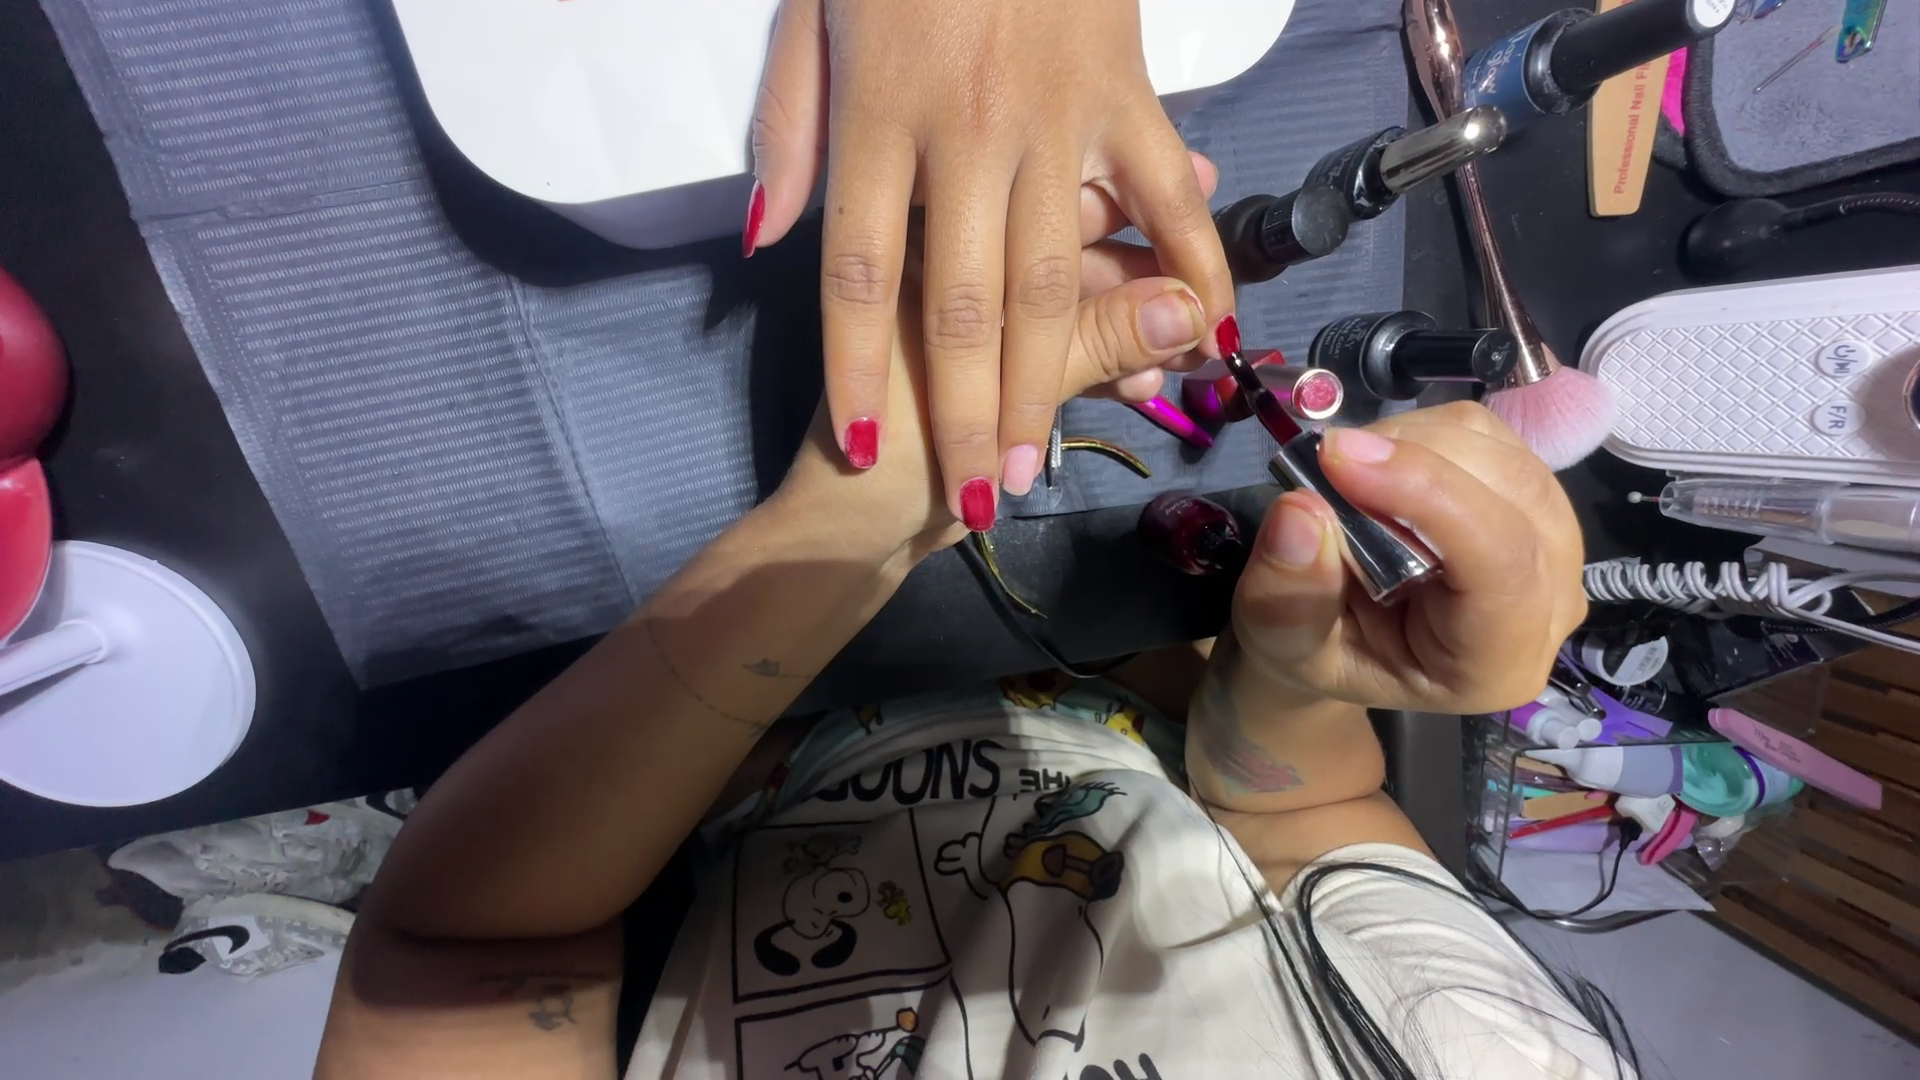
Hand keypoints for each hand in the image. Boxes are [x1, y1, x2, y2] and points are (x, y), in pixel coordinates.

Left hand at [750, 0, 1234, 528]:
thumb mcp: (808, 17)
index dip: (855, 375)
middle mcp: (964, 135)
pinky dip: (1194, 263)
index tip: (862, 454)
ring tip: (1037, 463)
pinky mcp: (1124, 89)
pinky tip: (1208, 338)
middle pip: (962, 308)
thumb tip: (765, 244)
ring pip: (1054, 280)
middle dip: (964, 415)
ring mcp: (1053, 116)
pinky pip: (1160, 192)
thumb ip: (789, 139)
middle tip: (971, 498)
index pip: (855, 279)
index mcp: (877, 119)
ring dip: (1049, 383)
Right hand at [1229, 404, 1586, 713]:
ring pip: (1500, 454)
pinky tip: (1376, 468)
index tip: (1334, 459)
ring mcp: (1550, 546)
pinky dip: (1419, 434)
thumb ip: (1290, 592)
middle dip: (1408, 461)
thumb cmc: (1315, 652)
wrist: (1339, 641)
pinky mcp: (1527, 499)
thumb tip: (1299, 507)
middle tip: (1323, 465)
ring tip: (1343, 475)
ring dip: (1408, 443)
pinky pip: (1486, 436)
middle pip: (1510, 493)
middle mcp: (1546, 603)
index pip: (1500, 562)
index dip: (1426, 494)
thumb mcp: (1280, 641)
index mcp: (1493, 662)